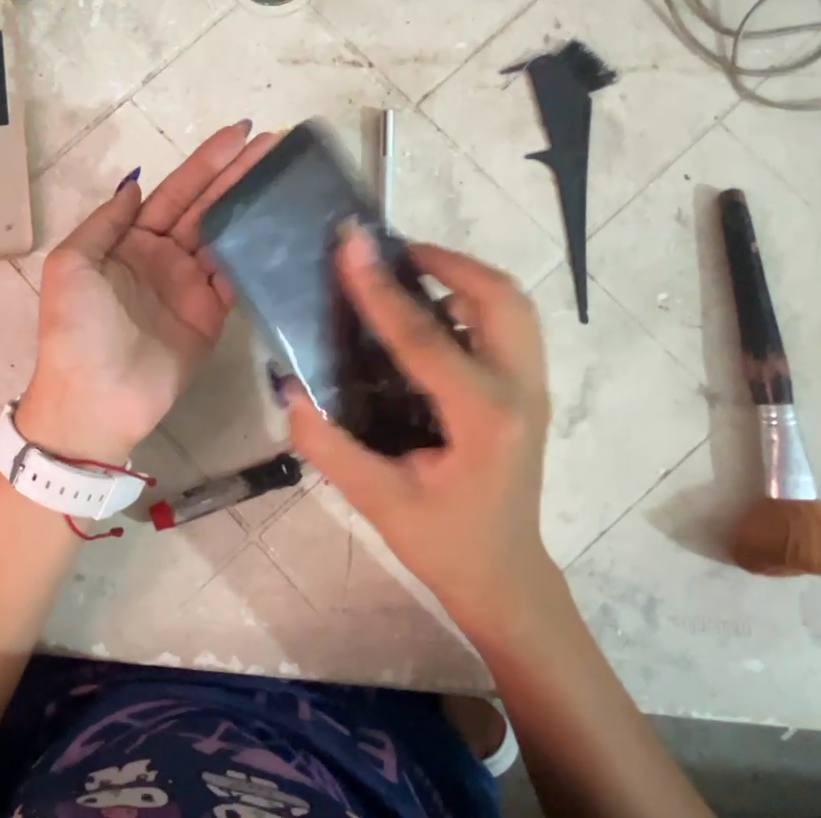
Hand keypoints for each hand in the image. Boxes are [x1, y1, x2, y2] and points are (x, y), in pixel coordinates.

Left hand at [17, 121, 278, 463]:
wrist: (95, 397)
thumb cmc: (76, 328)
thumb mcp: (71, 265)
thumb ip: (104, 223)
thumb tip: (132, 187)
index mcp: (127, 241)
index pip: (173, 192)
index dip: (205, 163)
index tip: (239, 132)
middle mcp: (162, 258)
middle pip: (206, 207)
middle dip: (238, 174)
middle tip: (277, 143)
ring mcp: (189, 287)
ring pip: (225, 236)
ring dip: (254, 206)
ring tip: (289, 176)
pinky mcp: (211, 316)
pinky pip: (236, 277)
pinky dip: (258, 253)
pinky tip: (283, 226)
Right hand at [284, 225, 555, 637]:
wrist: (504, 576)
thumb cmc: (442, 542)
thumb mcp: (375, 500)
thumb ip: (328, 445)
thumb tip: (287, 390)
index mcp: (483, 417)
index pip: (424, 337)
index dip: (379, 289)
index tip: (349, 244)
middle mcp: (520, 392)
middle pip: (498, 297)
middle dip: (445, 262)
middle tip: (390, 253)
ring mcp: (532, 390)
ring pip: (513, 306)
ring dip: (463, 278)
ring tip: (408, 272)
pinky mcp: (527, 393)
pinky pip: (508, 326)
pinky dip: (473, 302)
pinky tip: (429, 314)